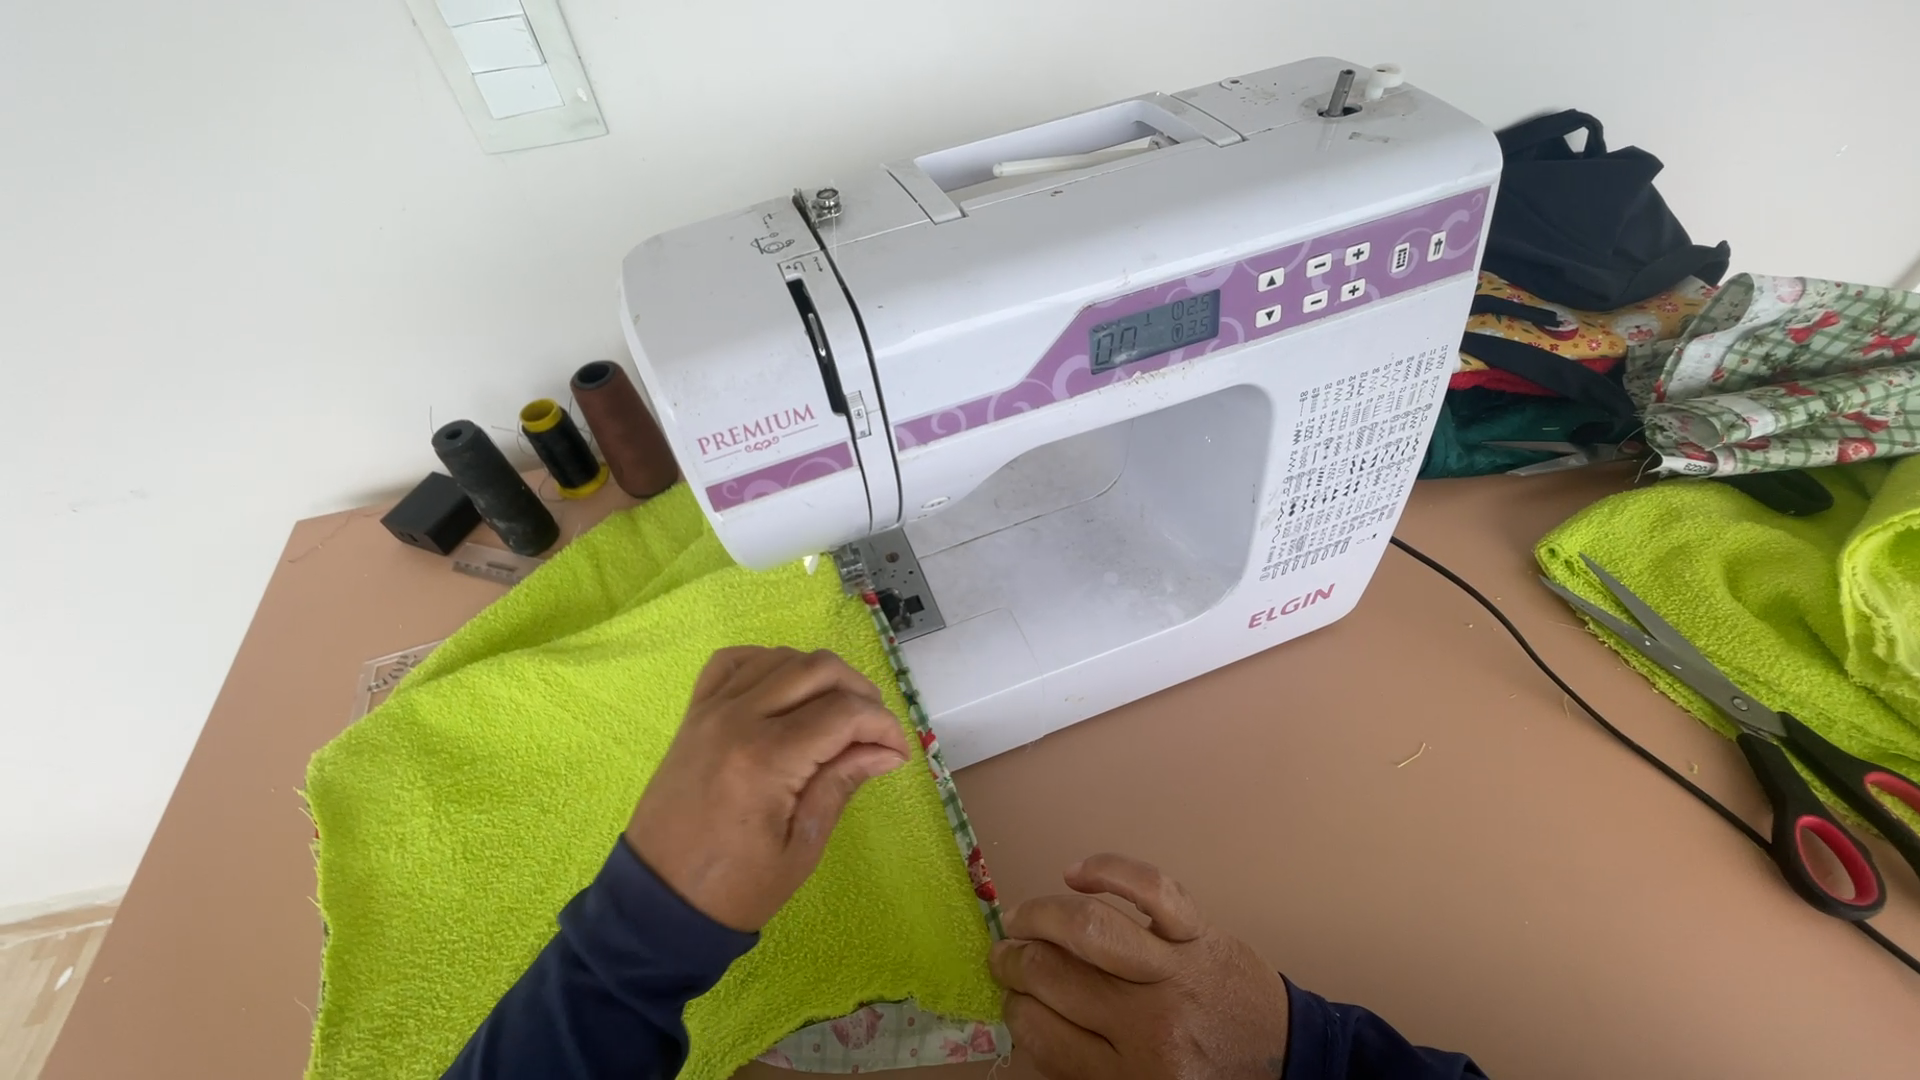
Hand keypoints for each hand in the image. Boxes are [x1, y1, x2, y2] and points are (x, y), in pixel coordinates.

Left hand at [624, 646, 910, 931]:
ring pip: (782, 657)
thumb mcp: (802, 846)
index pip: (844, 712)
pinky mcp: (694, 713)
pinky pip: (735, 661)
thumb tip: (888, 750)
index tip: (898, 751)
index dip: (883, 725)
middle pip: (818, 668)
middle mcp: (738, 719)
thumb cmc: (734, 888)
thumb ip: (843, 783)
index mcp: (766, 759)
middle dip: (861, 691)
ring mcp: (711, 710)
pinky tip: (787, 690)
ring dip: (820, 674)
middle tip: (874, 729)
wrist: (656, 903)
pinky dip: (769, 663)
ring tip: (838, 711)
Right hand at [992, 854, 1290, 1078]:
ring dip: (1039, 916)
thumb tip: (1025, 1012)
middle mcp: (1146, 1023)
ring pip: (1088, 929)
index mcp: (1128, 1076)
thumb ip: (1083, 1064)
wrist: (1283, 1060)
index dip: (1014, 1006)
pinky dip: (1107, 869)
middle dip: (1014, 960)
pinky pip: (1149, 887)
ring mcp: (1173, 970)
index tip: (1010, 993)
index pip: (1042, 1032)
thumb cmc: (1203, 1076)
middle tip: (1005, 952)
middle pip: (1055, 977)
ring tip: (1022, 917)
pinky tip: (1075, 873)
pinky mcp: (1197, 931)